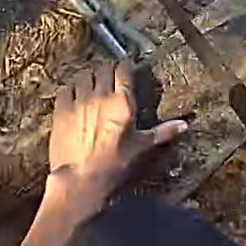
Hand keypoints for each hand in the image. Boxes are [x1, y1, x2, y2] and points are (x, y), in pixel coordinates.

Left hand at [45, 62, 186, 220]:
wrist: (80, 178)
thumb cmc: (112, 165)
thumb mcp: (139, 147)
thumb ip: (162, 132)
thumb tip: (184, 125)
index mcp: (123, 102)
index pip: (123, 70)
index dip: (124, 67)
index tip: (124, 69)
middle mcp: (101, 96)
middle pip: (104, 69)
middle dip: (107, 71)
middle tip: (109, 78)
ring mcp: (79, 100)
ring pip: (84, 75)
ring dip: (89, 78)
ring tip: (91, 86)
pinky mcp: (61, 108)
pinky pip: (66, 88)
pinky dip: (71, 89)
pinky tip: (74, 96)